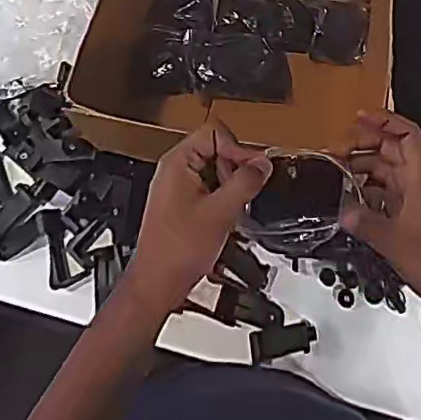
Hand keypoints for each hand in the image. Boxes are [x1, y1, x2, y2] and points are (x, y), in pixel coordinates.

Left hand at [122, 119, 271, 318]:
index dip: (238, 148)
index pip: (215, 133)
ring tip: (232, 208)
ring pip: (216, 168)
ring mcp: (177, 185)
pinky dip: (223, 197)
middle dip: (235, 168)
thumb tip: (263, 163)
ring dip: (231, 184)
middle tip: (244, 190)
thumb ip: (245, 182)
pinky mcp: (182, 202)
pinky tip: (224, 217)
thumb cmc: (175, 252)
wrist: (157, 285)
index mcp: (177, 162)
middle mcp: (175, 169)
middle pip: (217, 148)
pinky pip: (210, 185)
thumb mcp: (220, 212)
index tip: (252, 168)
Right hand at [341, 109, 420, 317]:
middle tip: (338, 148)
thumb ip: (364, 223)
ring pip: (385, 169)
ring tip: (339, 168)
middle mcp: (416, 185)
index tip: (361, 116)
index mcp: (419, 181)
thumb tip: (342, 210)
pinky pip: (384, 191)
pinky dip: (366, 189)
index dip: (385, 120)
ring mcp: (412, 199)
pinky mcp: (407, 214)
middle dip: (364, 142)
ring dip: (362, 165)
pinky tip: (351, 195)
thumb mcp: (394, 242)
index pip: (407, 135)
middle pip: (391, 149)